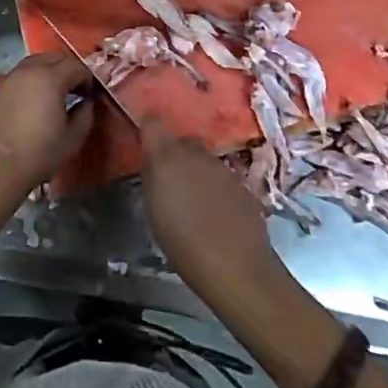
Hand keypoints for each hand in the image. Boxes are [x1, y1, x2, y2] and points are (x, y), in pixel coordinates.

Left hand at [0, 52, 95, 195]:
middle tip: (76, 89)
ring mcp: (12, 77)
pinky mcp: (0, 88)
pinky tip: (36, 97)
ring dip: (50, 69)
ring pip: (37, 61)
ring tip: (56, 91)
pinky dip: (34, 77)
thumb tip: (85, 102)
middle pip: (55, 57)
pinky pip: (23, 73)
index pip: (76, 67)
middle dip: (70, 69)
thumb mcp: (73, 137)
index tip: (89, 95)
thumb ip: (85, 113)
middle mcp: (31, 70)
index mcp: (51, 78)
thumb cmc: (40, 152)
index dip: (87, 79)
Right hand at [140, 123, 284, 297]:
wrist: (235, 265)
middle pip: (182, 142)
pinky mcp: (242, 183)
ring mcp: (222, 167)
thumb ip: (153, 177)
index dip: (150, 129)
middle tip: (170, 182)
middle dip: (175, 155)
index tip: (146, 143)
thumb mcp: (154, 210)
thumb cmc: (182, 242)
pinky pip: (222, 178)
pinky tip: (216, 215)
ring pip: (204, 160)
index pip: (153, 123)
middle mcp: (196, 153)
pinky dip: (216, 189)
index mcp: (167, 156)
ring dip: (197, 172)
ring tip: (193, 203)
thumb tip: (153, 161)